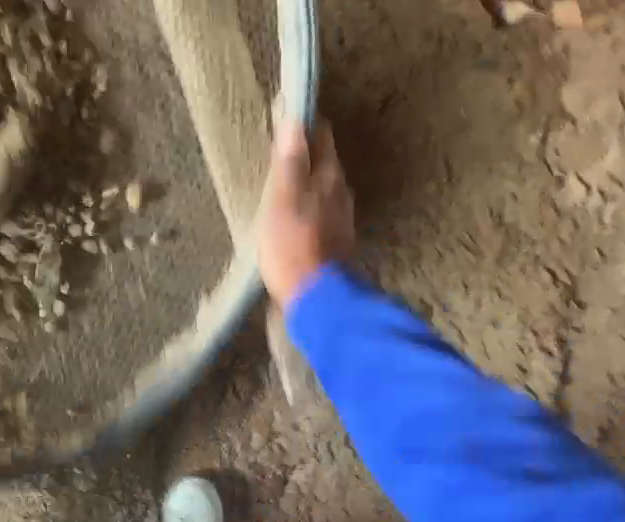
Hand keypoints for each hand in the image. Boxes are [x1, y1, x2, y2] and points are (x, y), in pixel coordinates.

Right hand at [257, 122, 356, 308]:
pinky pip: (325, 215)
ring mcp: (343, 219)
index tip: (287, 120)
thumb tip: (293, 120)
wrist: (318, 298)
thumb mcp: (281, 201)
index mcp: (327, 176)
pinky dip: (313, 210)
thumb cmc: (293, 247)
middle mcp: (342, 191)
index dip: (305, 125)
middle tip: (284, 156)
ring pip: (326, 190)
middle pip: (325, 163)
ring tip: (289, 189)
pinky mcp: (338, 244)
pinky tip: (301, 220)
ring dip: (310, 185)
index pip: (321, 135)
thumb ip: (289, 162)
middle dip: (307, 156)